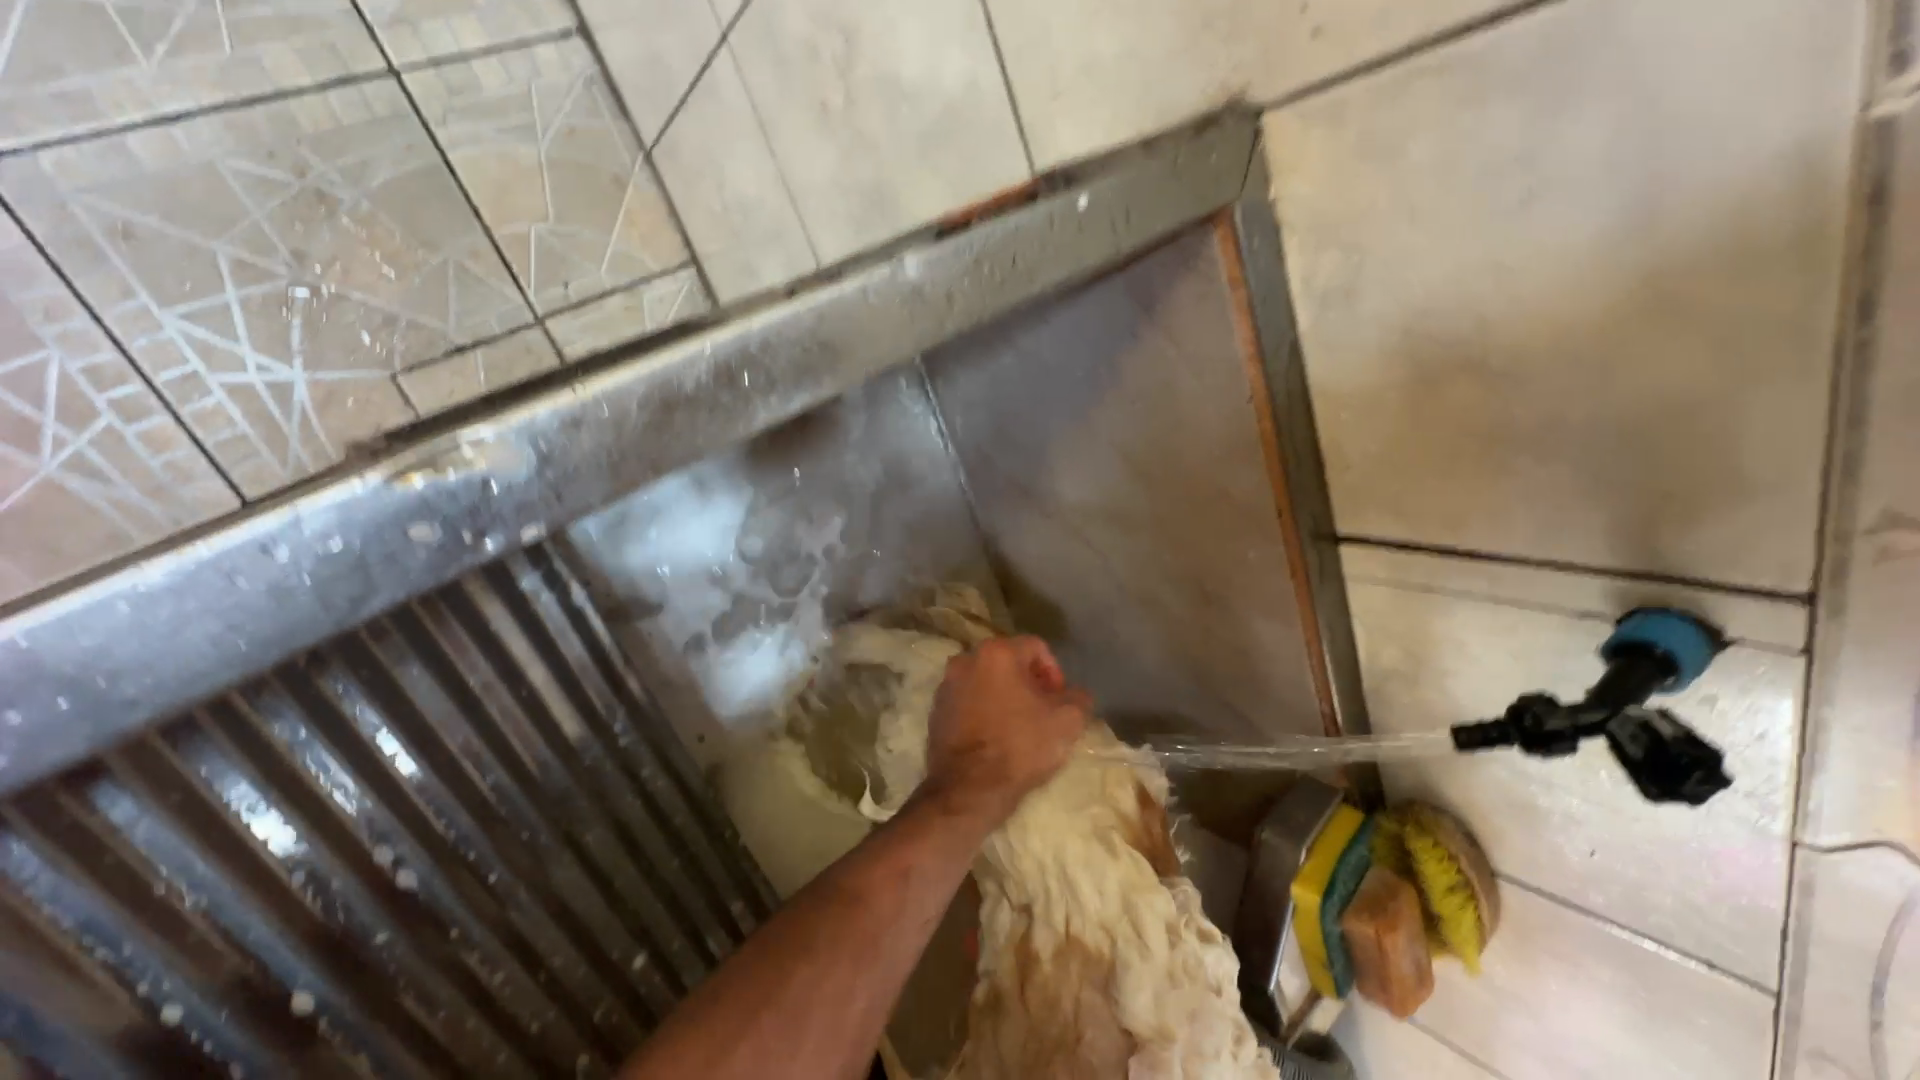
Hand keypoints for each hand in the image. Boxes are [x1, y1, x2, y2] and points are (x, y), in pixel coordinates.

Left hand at [919, 636, 1089, 827]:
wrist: (968, 789)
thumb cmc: (1020, 747)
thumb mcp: (1068, 721)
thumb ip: (1078, 697)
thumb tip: (1073, 694)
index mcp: (997, 653)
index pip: (1036, 647)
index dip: (1055, 672)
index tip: (1060, 701)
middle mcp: (965, 660)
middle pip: (1008, 662)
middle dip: (1029, 682)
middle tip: (1043, 711)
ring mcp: (945, 686)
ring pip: (985, 681)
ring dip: (1004, 696)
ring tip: (1019, 726)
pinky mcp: (935, 712)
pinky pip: (968, 702)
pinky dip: (983, 711)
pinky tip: (995, 738)